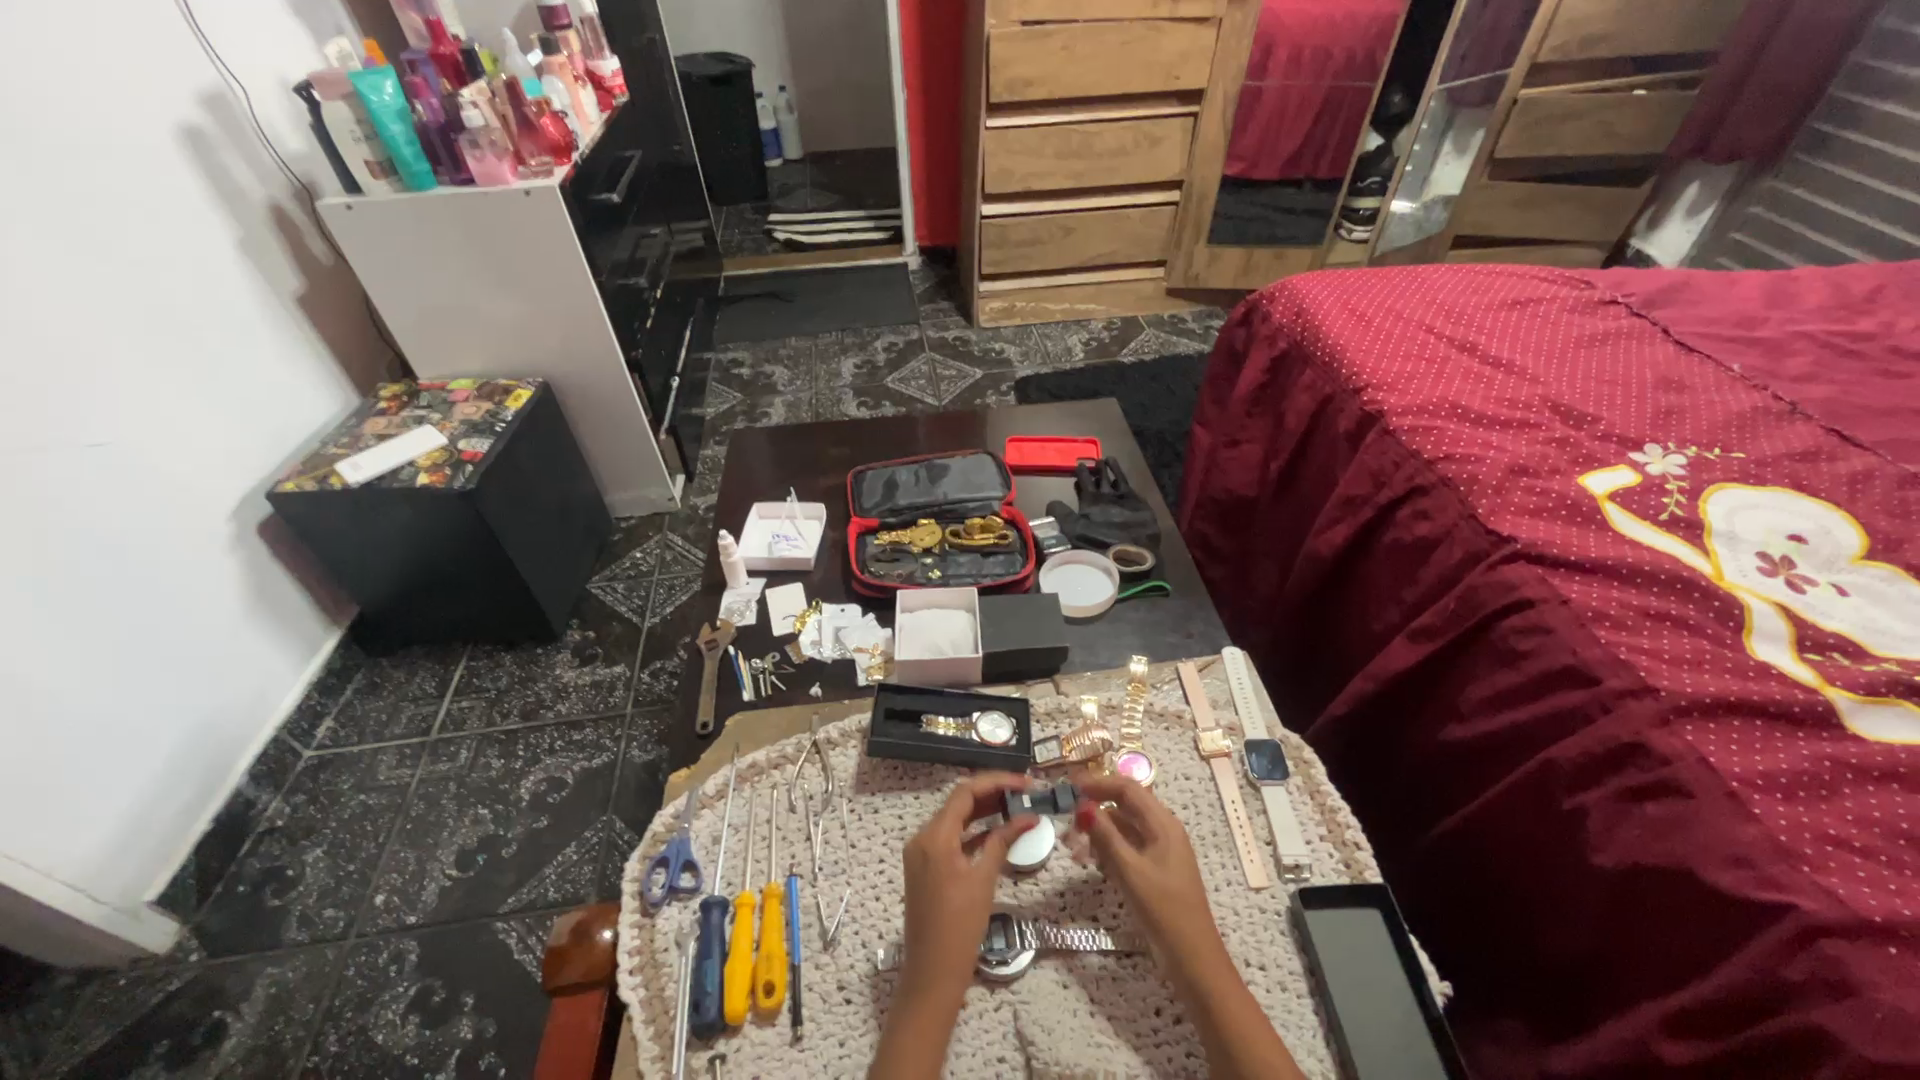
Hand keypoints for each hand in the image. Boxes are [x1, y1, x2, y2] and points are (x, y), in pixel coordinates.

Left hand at [899, 772, 1037, 1003]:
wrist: (932, 974)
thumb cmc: (959, 928)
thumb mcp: (983, 880)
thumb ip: (1002, 842)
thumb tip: (1029, 816)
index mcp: (933, 836)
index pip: (965, 792)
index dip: (997, 781)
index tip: (1027, 782)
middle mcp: (922, 838)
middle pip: (959, 802)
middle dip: (993, 793)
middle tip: (1027, 791)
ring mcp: (922, 853)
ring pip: (956, 819)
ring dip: (985, 811)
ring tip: (1019, 805)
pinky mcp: (926, 867)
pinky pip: (952, 839)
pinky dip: (975, 832)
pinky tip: (1000, 831)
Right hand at [1072, 775, 1216, 960]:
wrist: (1191, 955)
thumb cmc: (1163, 909)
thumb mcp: (1129, 870)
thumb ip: (1105, 835)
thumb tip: (1083, 805)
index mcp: (1163, 823)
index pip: (1128, 788)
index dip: (1098, 783)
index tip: (1069, 786)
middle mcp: (1163, 830)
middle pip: (1125, 805)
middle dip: (1095, 809)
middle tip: (1067, 820)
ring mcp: (1160, 850)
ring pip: (1124, 827)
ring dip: (1099, 831)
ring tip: (1074, 846)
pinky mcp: (1155, 869)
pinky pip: (1128, 847)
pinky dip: (1108, 848)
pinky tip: (1092, 862)